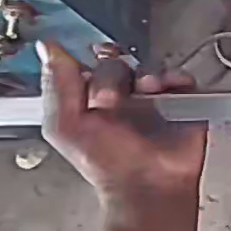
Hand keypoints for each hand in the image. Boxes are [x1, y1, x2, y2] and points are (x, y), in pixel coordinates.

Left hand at [39, 42, 207, 215]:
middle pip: (118, 64)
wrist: (148, 182)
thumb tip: (48, 48)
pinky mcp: (182, 100)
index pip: (87, 64)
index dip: (87, 60)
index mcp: (90, 98)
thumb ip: (57, 87)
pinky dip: (176, 77)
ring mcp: (153, 97)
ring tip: (147, 91)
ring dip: (146, 75)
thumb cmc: (106, 162)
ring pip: (149, 67)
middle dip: (112, 77)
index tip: (87, 68)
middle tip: (110, 100)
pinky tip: (169, 87)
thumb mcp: (65, 126)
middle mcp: (123, 95)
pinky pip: (181, 77)